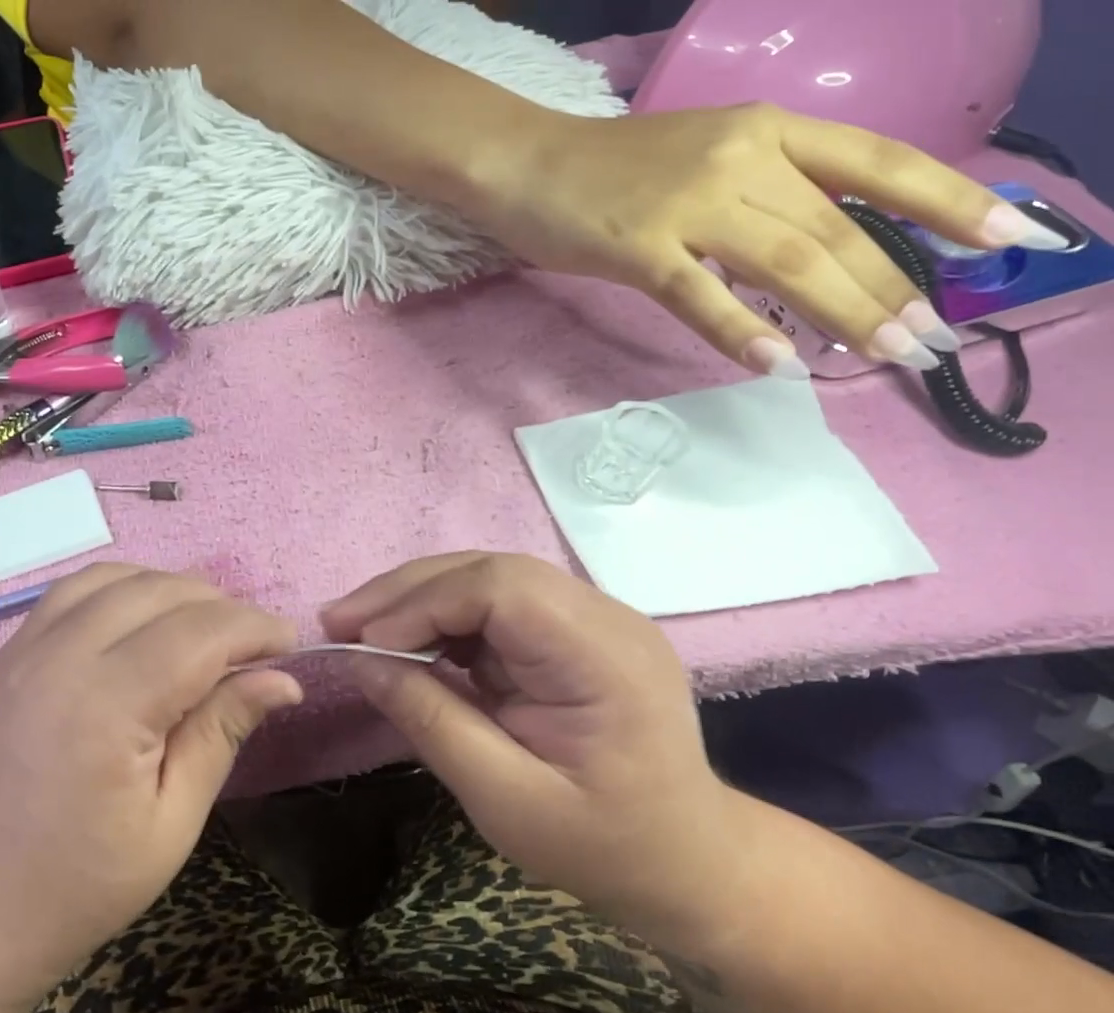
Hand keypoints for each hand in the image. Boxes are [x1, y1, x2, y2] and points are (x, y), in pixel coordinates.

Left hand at [0, 564, 301, 1010]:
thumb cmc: (82, 885)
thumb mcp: (171, 823)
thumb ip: (221, 733)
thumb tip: (282, 679)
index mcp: (106, 708)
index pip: (198, 632)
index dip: (254, 628)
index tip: (292, 644)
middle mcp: (59, 659)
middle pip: (157, 592)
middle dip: (218, 606)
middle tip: (252, 647)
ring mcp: (23, 650)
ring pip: (111, 577)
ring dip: (167, 590)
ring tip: (201, 630)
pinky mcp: (5, 656)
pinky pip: (68, 593)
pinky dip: (117, 591)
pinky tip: (140, 625)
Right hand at [322, 553, 744, 935]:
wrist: (685, 860)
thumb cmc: (600, 844)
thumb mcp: (504, 799)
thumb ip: (430, 721)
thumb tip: (360, 660)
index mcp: (605, 661)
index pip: (504, 589)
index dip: (424, 603)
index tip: (364, 643)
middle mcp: (605, 619)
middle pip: (491, 570)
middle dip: (405, 591)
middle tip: (336, 622)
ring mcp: (593, 620)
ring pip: (487, 577)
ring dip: (416, 598)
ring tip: (356, 627)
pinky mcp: (572, 633)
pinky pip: (495, 604)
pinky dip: (440, 617)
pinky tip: (404, 641)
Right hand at [481, 104, 1069, 377]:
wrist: (526, 163)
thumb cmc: (608, 169)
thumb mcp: (703, 160)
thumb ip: (758, 198)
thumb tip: (808, 267)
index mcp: (766, 130)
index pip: (878, 162)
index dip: (950, 200)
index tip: (1007, 240)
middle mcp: (741, 158)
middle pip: (836, 228)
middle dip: (892, 288)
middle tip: (927, 343)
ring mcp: (686, 204)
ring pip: (785, 260)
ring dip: (841, 312)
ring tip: (882, 357)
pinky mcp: (635, 248)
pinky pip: (698, 294)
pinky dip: (740, 329)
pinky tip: (775, 361)